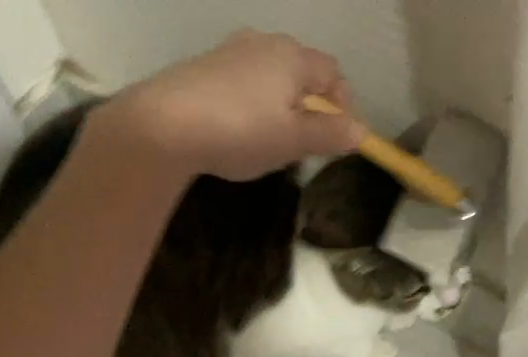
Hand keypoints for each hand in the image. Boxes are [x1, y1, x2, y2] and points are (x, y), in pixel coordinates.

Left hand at [108, 31, 361, 179]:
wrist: (166, 125)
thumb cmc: (242, 131)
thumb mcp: (293, 141)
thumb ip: (330, 134)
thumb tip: (361, 131)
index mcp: (293, 58)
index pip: (332, 73)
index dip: (343, 104)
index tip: (342, 137)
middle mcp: (264, 43)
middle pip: (301, 70)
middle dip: (312, 102)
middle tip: (309, 141)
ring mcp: (230, 51)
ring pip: (271, 75)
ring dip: (281, 103)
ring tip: (274, 139)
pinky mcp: (205, 67)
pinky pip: (243, 82)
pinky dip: (253, 103)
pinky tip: (240, 132)